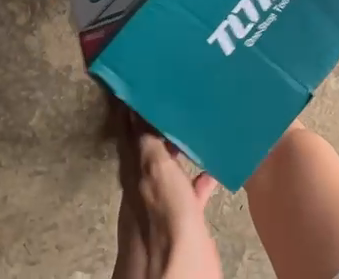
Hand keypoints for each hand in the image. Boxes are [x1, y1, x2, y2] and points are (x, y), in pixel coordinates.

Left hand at [112, 107, 222, 278]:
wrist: (179, 268)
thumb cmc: (165, 216)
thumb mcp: (154, 168)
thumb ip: (148, 140)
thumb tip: (138, 105)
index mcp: (133, 166)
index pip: (126, 126)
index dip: (130, 103)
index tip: (139, 78)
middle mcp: (143, 181)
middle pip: (147, 143)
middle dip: (155, 120)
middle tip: (169, 93)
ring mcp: (162, 201)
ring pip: (167, 165)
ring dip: (177, 146)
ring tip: (192, 125)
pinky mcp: (184, 219)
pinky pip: (190, 190)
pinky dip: (200, 177)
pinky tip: (212, 169)